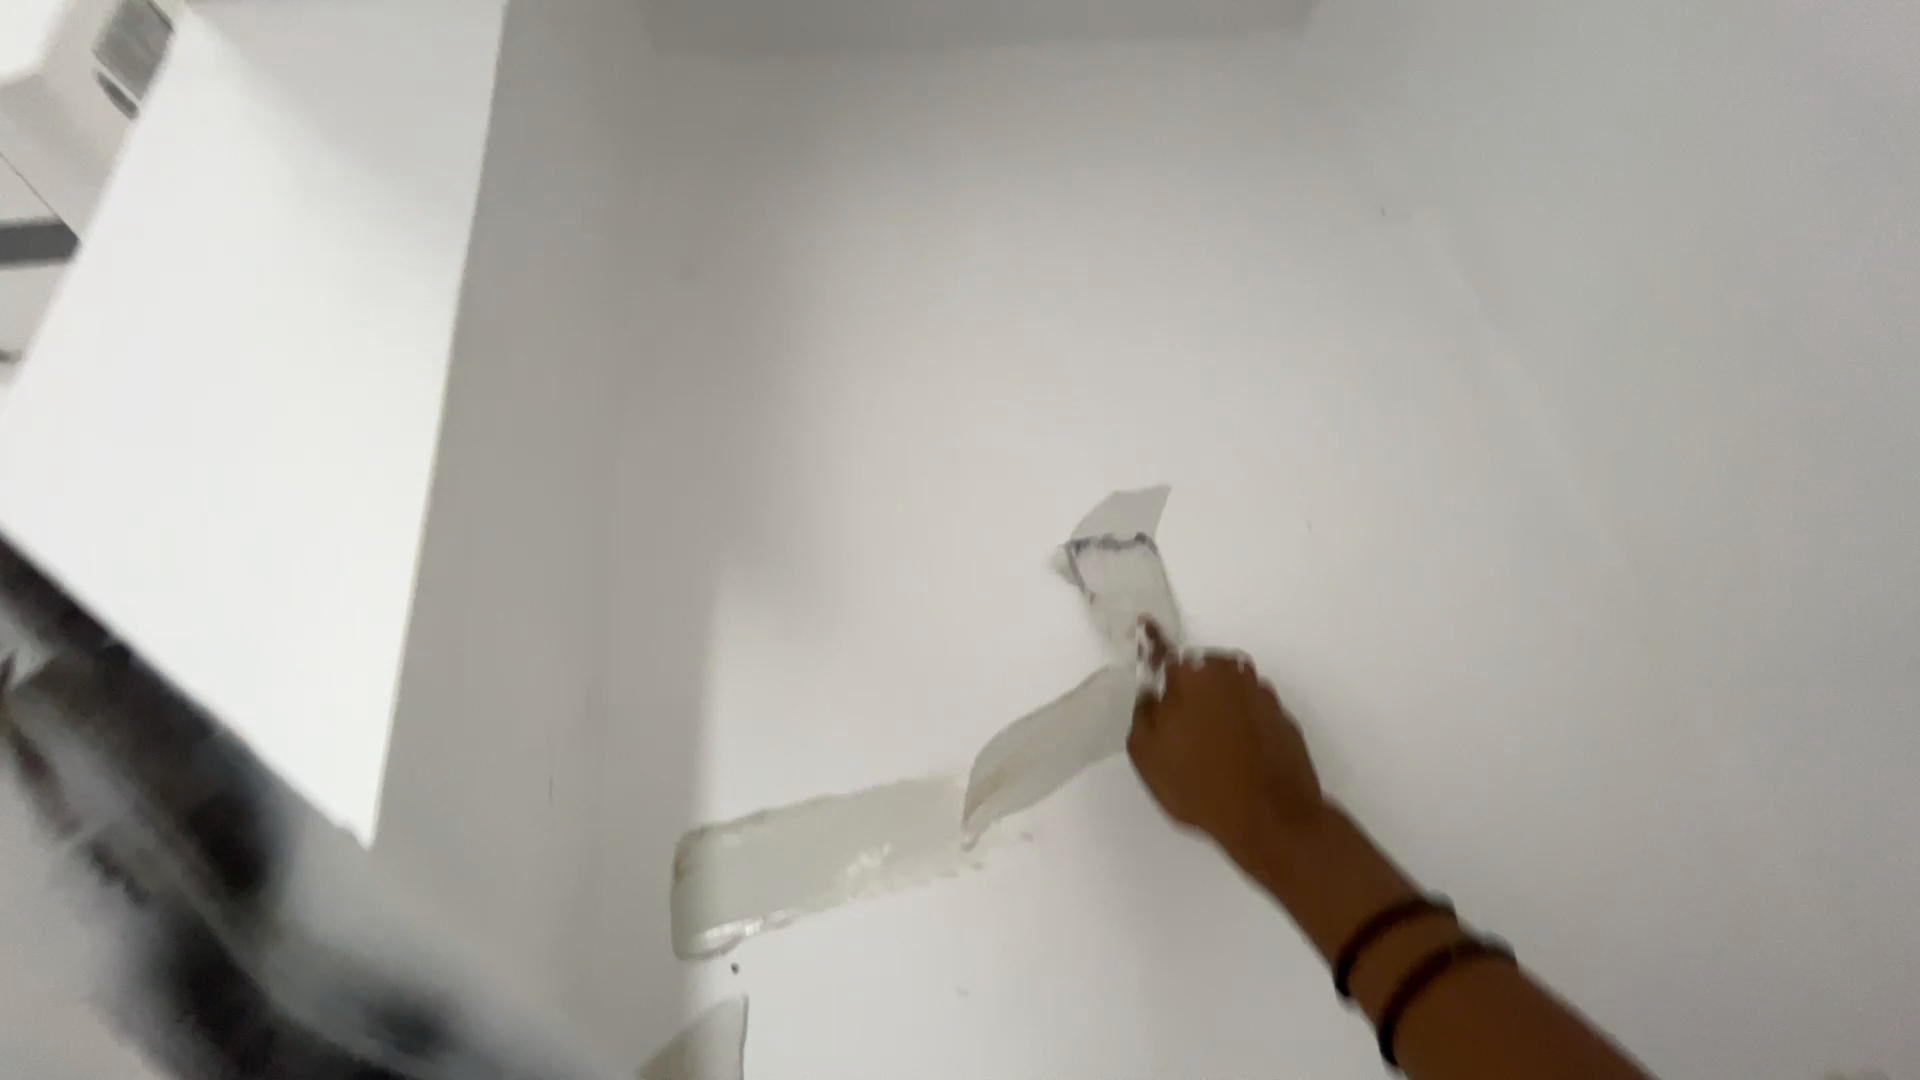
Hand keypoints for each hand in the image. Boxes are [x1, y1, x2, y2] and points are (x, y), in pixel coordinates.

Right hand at [1126, 620, 1327, 862]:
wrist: (1271, 819)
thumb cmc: (1197, 782)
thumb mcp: (1145, 751)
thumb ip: (1144, 711)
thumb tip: (1155, 694)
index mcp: (1193, 671)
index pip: (1162, 649)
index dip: (1150, 644)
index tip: (1145, 629)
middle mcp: (1231, 672)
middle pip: (1199, 673)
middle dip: (1188, 692)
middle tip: (1178, 733)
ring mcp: (1263, 695)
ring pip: (1227, 694)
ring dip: (1217, 711)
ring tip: (1209, 755)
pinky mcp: (1285, 721)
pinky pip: (1251, 716)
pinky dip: (1242, 730)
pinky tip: (1235, 762)